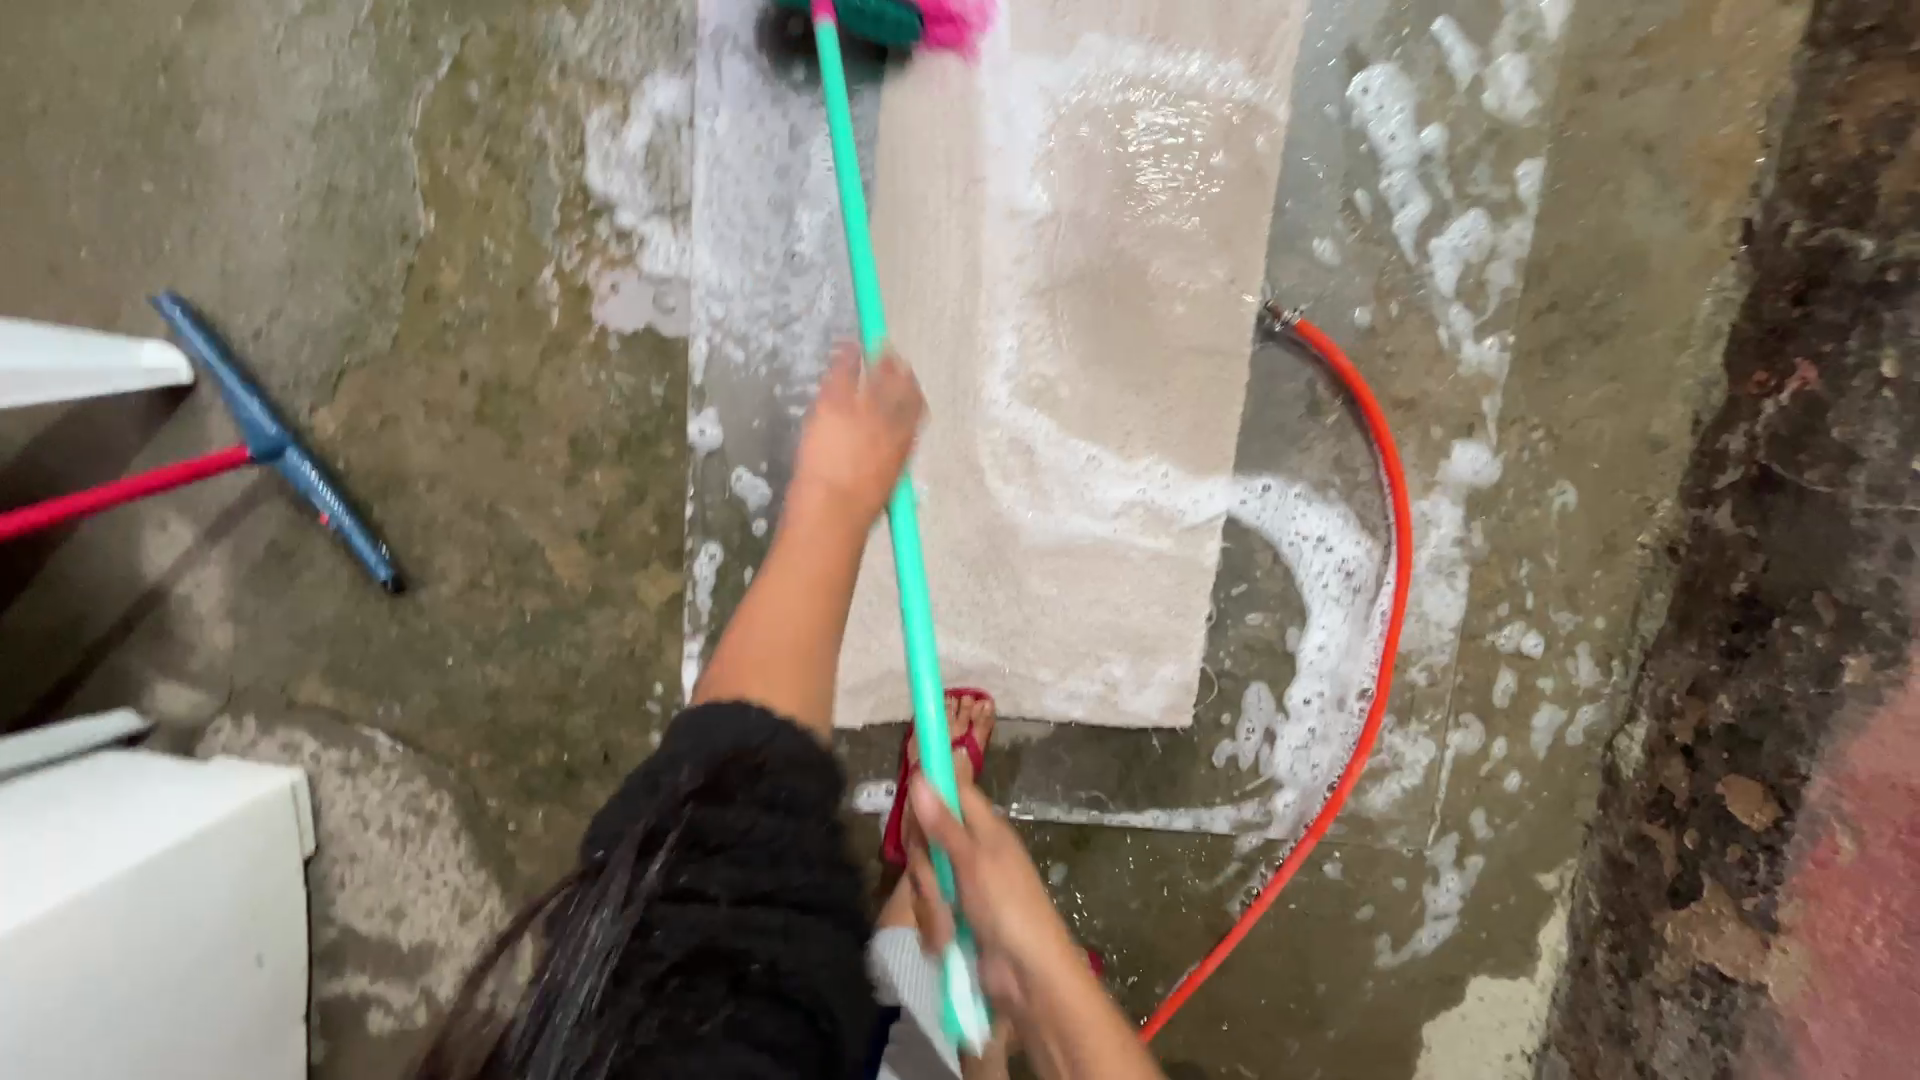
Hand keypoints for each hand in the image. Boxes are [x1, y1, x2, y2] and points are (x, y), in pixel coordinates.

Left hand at [789, 342, 924, 526]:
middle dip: (900, 371)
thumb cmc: (858, 507)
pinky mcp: (836, 402)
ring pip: (878, 376)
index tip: (912, 386)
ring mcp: (864, 408)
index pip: (917, 411)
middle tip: (898, 358)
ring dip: (881, 360)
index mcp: (904, 444)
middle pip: (901, 389)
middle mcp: (891, 421)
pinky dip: (848, 356)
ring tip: (879, 344)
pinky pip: (845, 371)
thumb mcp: (885, 485)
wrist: (833, 505)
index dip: (915, 395)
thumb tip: (887, 452)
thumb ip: (889, 461)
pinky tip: (847, 344)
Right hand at [907, 781, 1083, 1018]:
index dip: (928, 796)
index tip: (911, 814)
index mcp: (985, 827)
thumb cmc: (1008, 907)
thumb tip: (920, 775)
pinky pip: (929, 906)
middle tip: (938, 882)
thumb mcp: (973, 861)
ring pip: (924, 876)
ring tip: (948, 923)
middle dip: (925, 865)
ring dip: (931, 903)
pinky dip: (935, 924)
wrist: (1028, 976)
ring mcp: (962, 884)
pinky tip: (946, 940)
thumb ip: (943, 822)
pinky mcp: (954, 914)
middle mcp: (971, 849)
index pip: (950, 792)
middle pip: (927, 837)